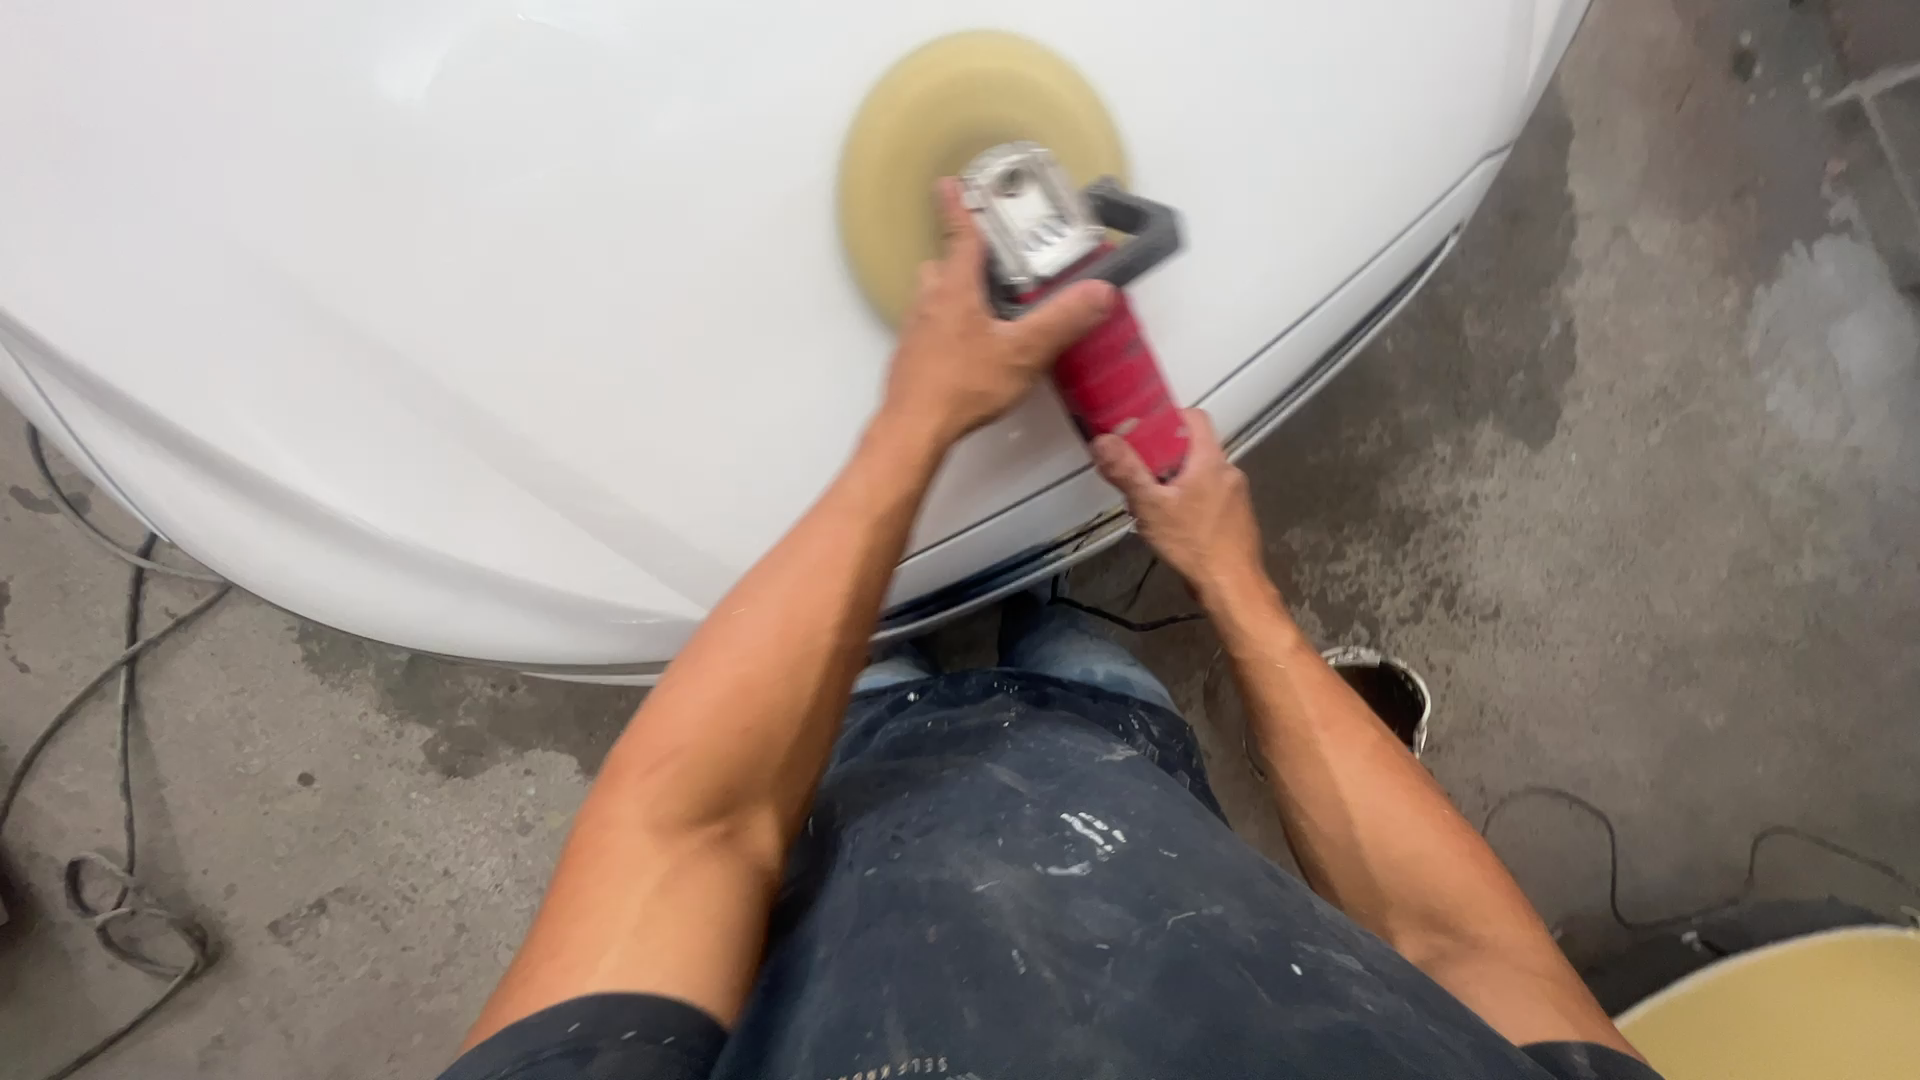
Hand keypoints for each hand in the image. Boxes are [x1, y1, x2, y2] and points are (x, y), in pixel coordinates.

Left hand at [880, 178, 1115, 444]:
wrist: (914, 428)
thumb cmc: (963, 385)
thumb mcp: (1022, 353)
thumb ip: (1061, 321)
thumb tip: (1101, 292)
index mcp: (955, 290)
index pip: (960, 237)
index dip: (959, 208)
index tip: (948, 183)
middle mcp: (928, 304)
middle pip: (941, 268)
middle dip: (959, 259)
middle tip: (985, 264)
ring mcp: (914, 333)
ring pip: (932, 299)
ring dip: (952, 295)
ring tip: (983, 311)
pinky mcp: (910, 360)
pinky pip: (928, 331)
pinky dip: (945, 329)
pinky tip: (965, 353)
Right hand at [1091, 409, 1267, 603]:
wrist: (1231, 586)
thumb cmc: (1193, 543)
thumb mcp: (1150, 506)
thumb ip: (1126, 471)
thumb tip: (1102, 440)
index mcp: (1210, 460)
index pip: (1194, 417)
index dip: (1168, 418)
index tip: (1143, 432)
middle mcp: (1228, 471)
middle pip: (1193, 448)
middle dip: (1162, 458)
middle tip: (1137, 475)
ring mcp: (1235, 495)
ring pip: (1199, 475)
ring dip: (1174, 484)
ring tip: (1149, 505)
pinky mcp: (1235, 517)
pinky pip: (1207, 497)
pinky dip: (1188, 502)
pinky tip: (1171, 526)